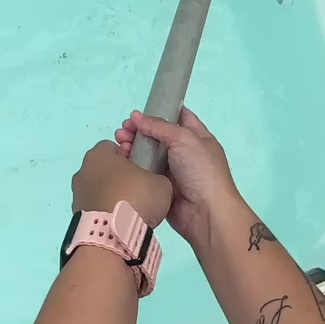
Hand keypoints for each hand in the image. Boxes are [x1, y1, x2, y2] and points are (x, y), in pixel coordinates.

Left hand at [72, 140, 172, 228]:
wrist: (114, 235)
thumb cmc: (136, 198)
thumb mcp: (161, 182)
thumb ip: (156, 176)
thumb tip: (153, 183)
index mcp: (98, 154)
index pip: (113, 147)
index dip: (129, 155)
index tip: (142, 168)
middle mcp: (82, 171)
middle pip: (104, 169)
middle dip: (119, 177)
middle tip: (138, 189)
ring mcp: (77, 194)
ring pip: (99, 189)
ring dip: (111, 196)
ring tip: (131, 211)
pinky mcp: (76, 216)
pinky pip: (95, 209)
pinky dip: (106, 213)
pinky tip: (120, 222)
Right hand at [113, 107, 241, 248]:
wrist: (205, 213)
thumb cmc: (201, 170)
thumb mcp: (184, 139)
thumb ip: (160, 126)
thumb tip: (137, 117)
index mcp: (197, 137)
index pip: (179, 117)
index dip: (161, 110)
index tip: (140, 111)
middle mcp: (185, 152)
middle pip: (158, 135)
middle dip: (140, 130)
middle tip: (123, 129)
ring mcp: (172, 170)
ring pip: (148, 153)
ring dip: (132, 145)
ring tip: (119, 142)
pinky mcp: (160, 186)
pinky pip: (143, 171)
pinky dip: (132, 164)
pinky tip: (120, 158)